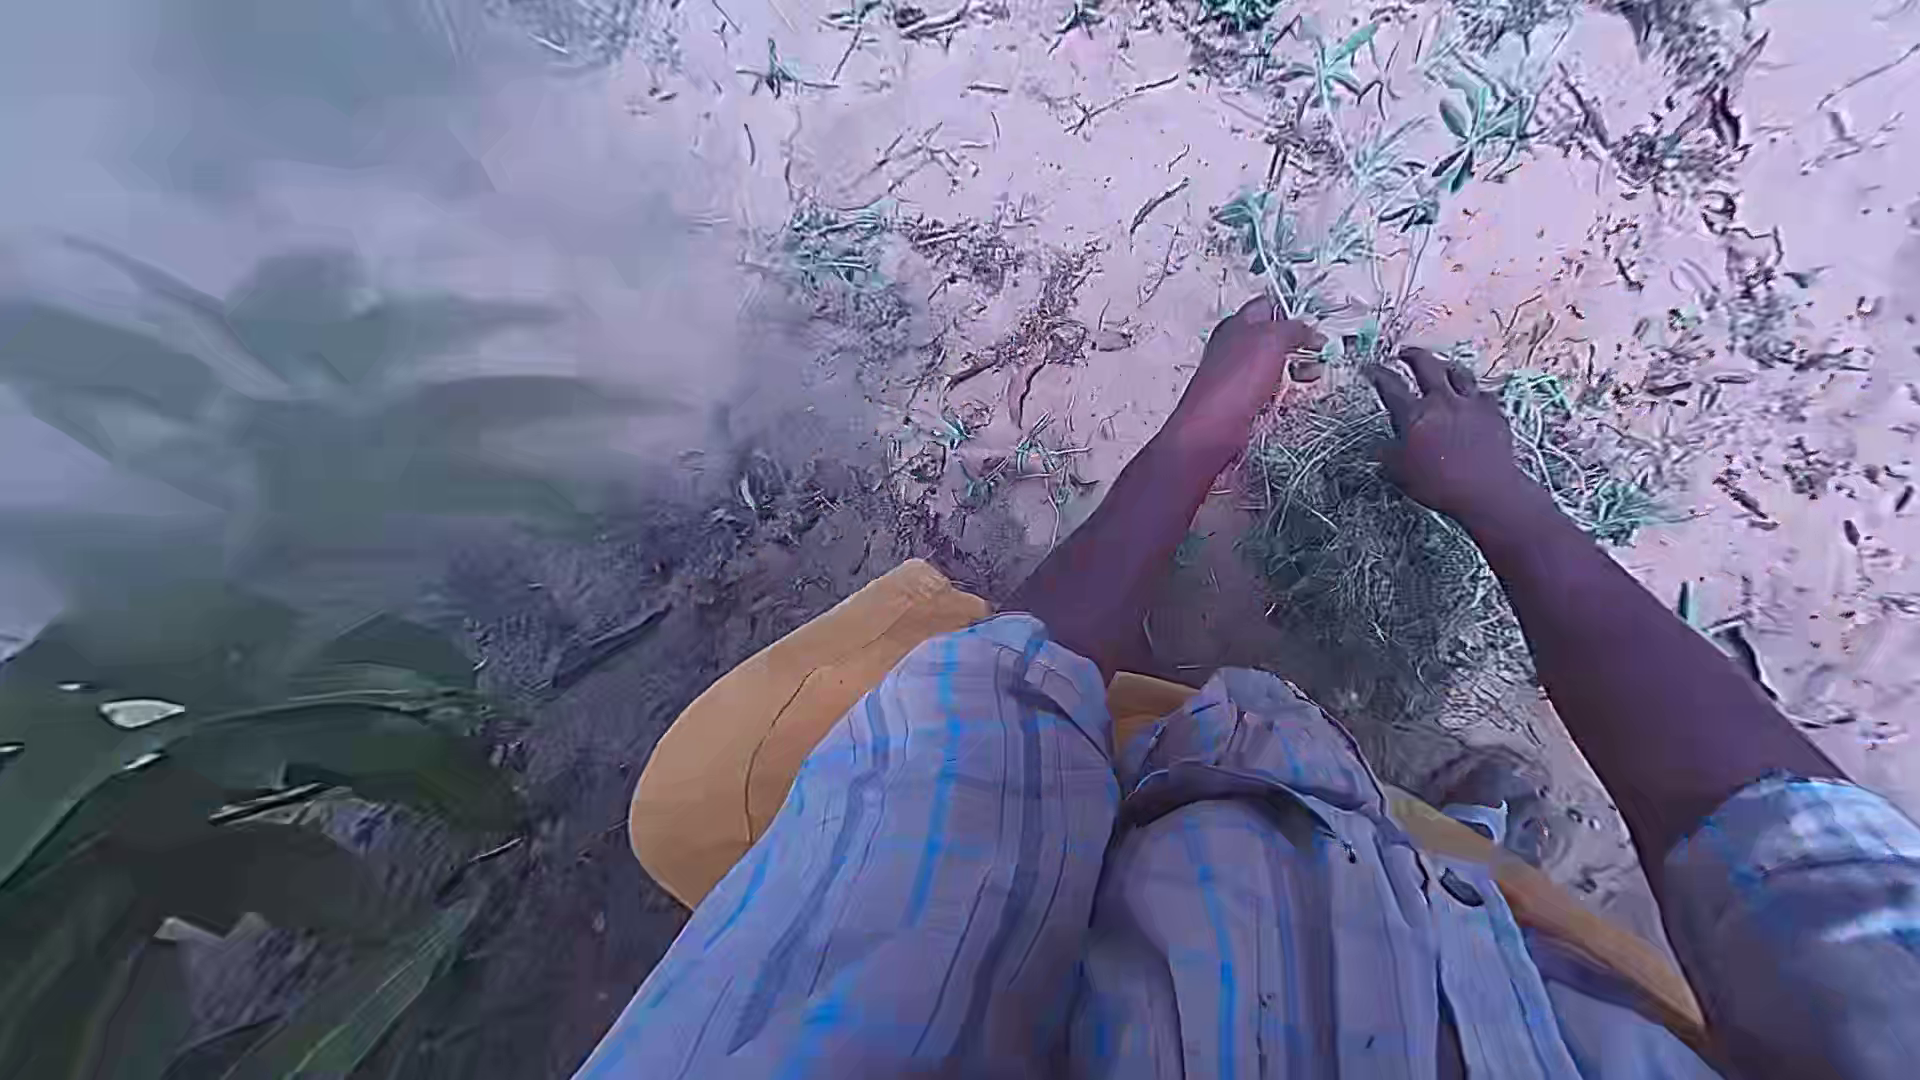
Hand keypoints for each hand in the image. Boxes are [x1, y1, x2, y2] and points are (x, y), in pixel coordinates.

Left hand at [1166, 297, 1323, 463]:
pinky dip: (1283, 396)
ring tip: (1306, 377)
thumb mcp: (1272, 339)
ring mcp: (1237, 378)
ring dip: (1295, 372)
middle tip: (1313, 353)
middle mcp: (1233, 351)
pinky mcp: (1241, 404)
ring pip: (1275, 368)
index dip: (1292, 311)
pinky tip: (1287, 399)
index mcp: (1236, 326)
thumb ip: (1294, 328)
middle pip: (1275, 339)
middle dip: (1299, 345)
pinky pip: (1270, 394)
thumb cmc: (1232, 384)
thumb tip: (1310, 332)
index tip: (1313, 323)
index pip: (1268, 306)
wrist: (1212, 431)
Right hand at [1367, 347, 1545, 526]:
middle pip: (1427, 367)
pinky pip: (1481, 393)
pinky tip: (1469, 395)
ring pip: (1458, 374)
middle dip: (1413, 356)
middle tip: (1404, 353)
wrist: (1487, 491)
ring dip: (1445, 367)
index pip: (1390, 386)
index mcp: (1414, 415)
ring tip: (1439, 366)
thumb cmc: (1436, 483)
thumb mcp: (1398, 470)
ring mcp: (1472, 404)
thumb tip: (1379, 447)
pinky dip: (1471, 390)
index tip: (1369, 368)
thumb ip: (1387, 452)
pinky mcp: (1494, 413)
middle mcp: (1442, 401)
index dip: (1376, 374)